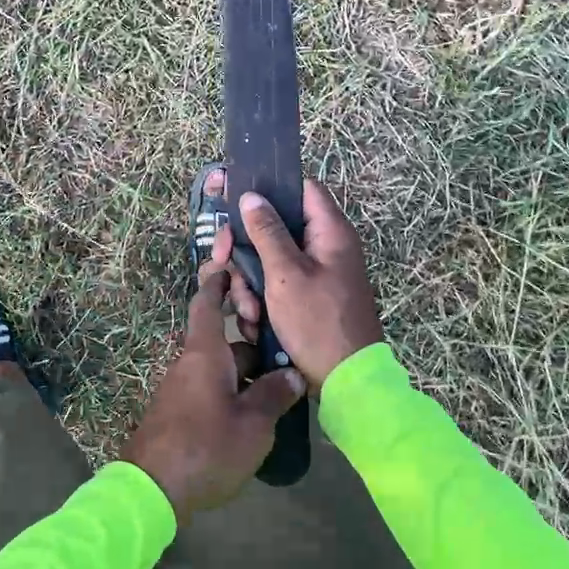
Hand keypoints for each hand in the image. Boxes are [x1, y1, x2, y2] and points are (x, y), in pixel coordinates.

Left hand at [121, 267, 307, 525]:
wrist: (154, 486)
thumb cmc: (206, 445)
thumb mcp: (253, 423)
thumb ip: (274, 394)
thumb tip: (292, 373)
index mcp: (204, 352)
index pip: (208, 303)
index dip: (219, 281)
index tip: (231, 263)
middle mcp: (192, 362)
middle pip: (225, 340)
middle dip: (254, 344)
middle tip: (291, 353)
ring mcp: (184, 388)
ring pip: (223, 368)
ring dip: (250, 374)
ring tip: (287, 390)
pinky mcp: (183, 412)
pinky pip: (214, 389)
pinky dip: (237, 392)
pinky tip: (260, 415)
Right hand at [211, 178, 383, 389]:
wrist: (347, 384)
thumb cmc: (318, 322)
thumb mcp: (286, 274)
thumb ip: (267, 231)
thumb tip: (251, 195)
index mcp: (329, 232)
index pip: (300, 188)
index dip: (267, 185)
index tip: (232, 189)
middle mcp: (323, 247)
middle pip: (274, 224)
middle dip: (243, 244)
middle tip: (222, 258)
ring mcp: (314, 273)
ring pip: (267, 257)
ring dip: (248, 279)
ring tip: (245, 307)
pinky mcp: (305, 296)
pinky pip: (274, 283)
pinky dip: (259, 298)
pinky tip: (252, 320)